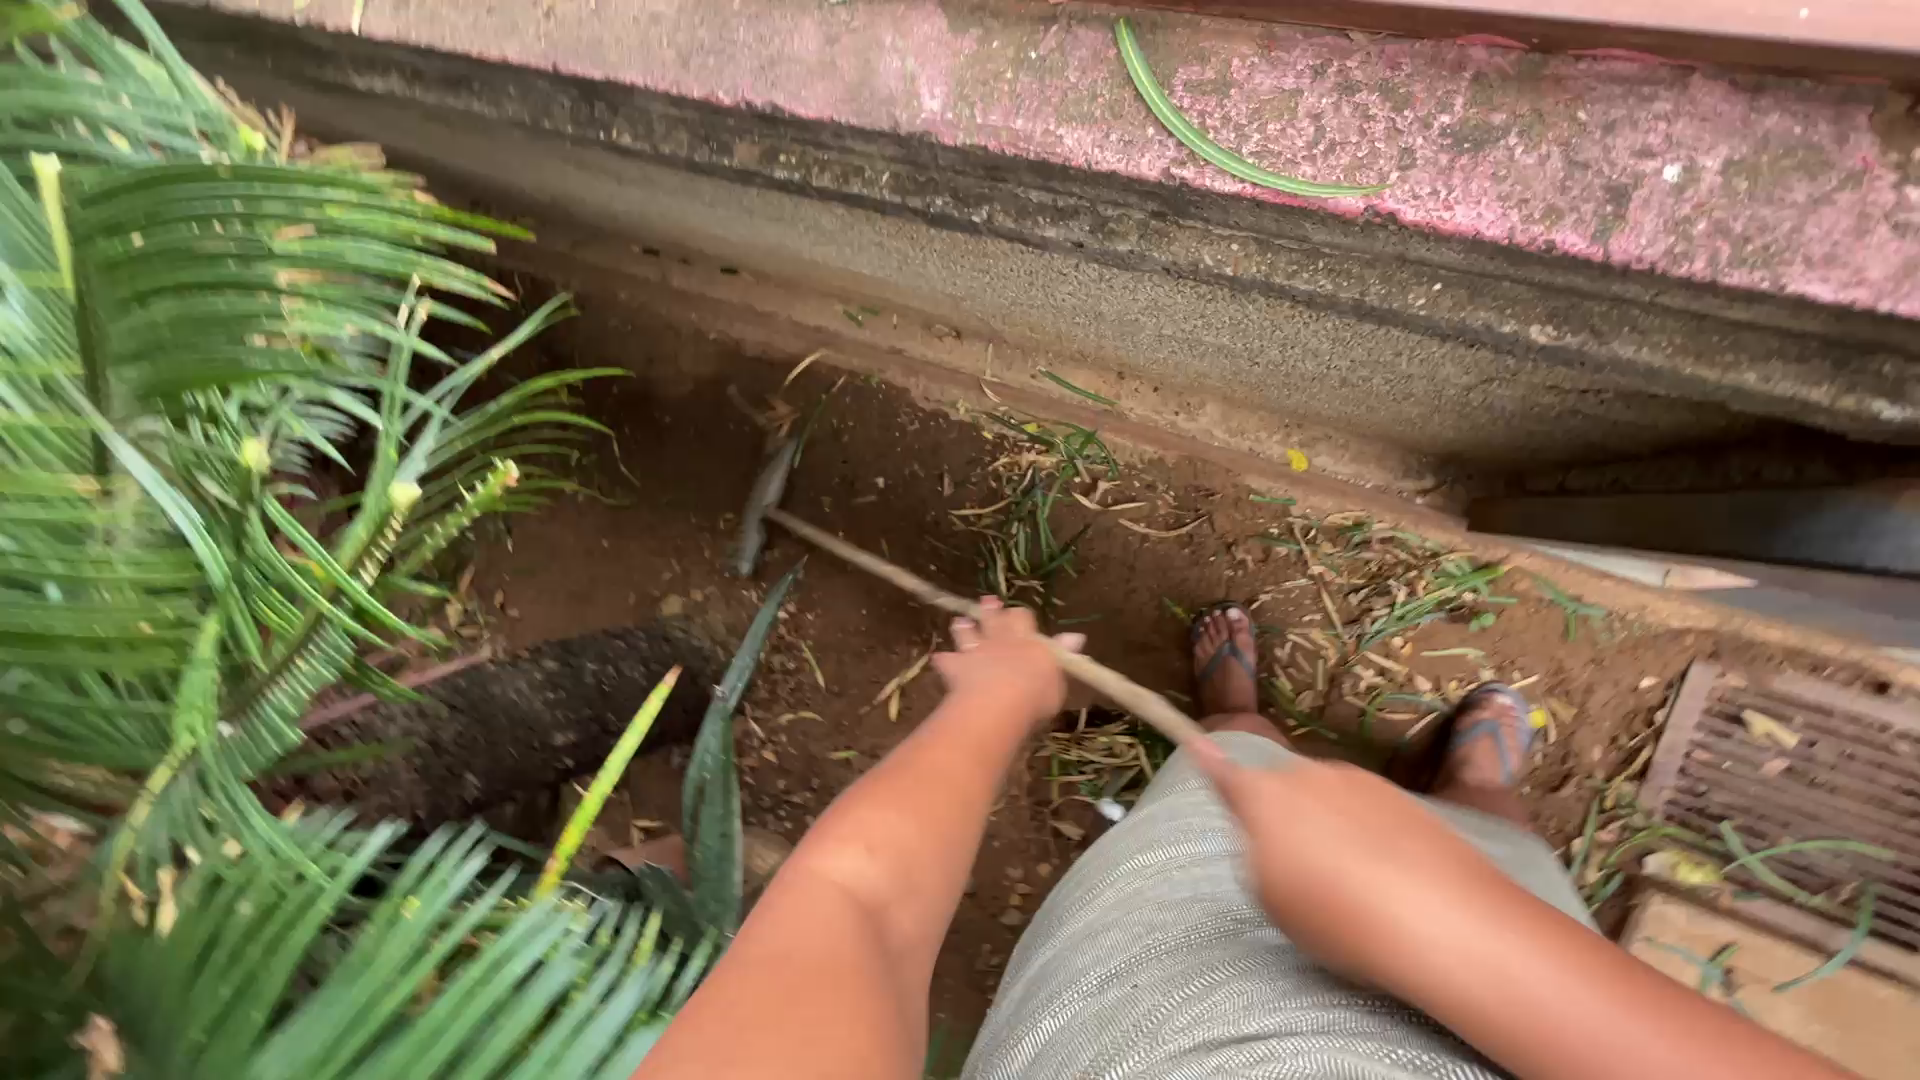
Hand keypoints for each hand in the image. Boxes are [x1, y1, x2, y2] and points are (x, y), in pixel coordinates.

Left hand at [931, 597, 1084, 726]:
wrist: (1000, 701)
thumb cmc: (1036, 692)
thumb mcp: (1057, 675)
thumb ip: (1062, 655)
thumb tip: (1075, 637)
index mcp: (1026, 638)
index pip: (1023, 617)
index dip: (1021, 615)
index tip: (1020, 614)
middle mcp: (999, 639)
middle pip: (993, 618)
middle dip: (990, 610)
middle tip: (988, 602)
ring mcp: (976, 651)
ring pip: (967, 632)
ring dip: (964, 627)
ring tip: (960, 622)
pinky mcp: (956, 667)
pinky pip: (947, 660)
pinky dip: (944, 659)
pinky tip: (940, 659)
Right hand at [1193, 754, 1529, 992]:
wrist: (1445, 920)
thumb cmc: (1337, 915)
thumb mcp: (1270, 897)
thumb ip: (1253, 851)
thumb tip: (1261, 834)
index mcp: (1261, 795)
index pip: (1222, 772)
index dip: (1207, 760)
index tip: (1196, 741)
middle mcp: (1305, 773)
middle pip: (1280, 788)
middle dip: (1282, 816)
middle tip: (1299, 868)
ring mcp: (1356, 779)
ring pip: (1326, 798)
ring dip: (1328, 824)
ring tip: (1352, 882)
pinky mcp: (1402, 795)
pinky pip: (1367, 810)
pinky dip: (1368, 833)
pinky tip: (1387, 878)